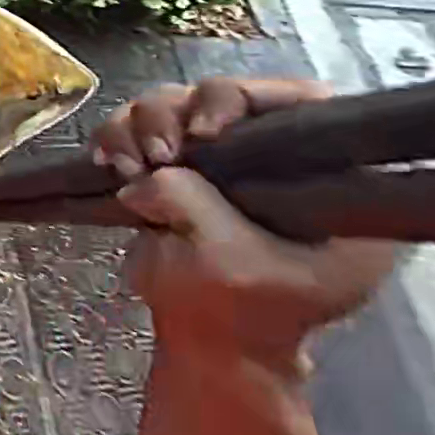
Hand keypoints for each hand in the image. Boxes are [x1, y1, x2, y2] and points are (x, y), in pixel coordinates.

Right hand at [93, 79, 397, 360]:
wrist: (204, 340)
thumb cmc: (239, 310)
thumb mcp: (227, 261)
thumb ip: (192, 204)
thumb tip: (151, 172)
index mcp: (327, 182)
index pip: (301, 103)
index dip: (247, 99)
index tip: (204, 132)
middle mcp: (271, 158)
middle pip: (214, 94)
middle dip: (169, 117)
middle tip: (154, 157)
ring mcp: (218, 158)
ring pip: (165, 105)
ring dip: (133, 128)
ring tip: (123, 167)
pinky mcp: (172, 163)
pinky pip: (131, 126)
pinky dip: (113, 137)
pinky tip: (107, 163)